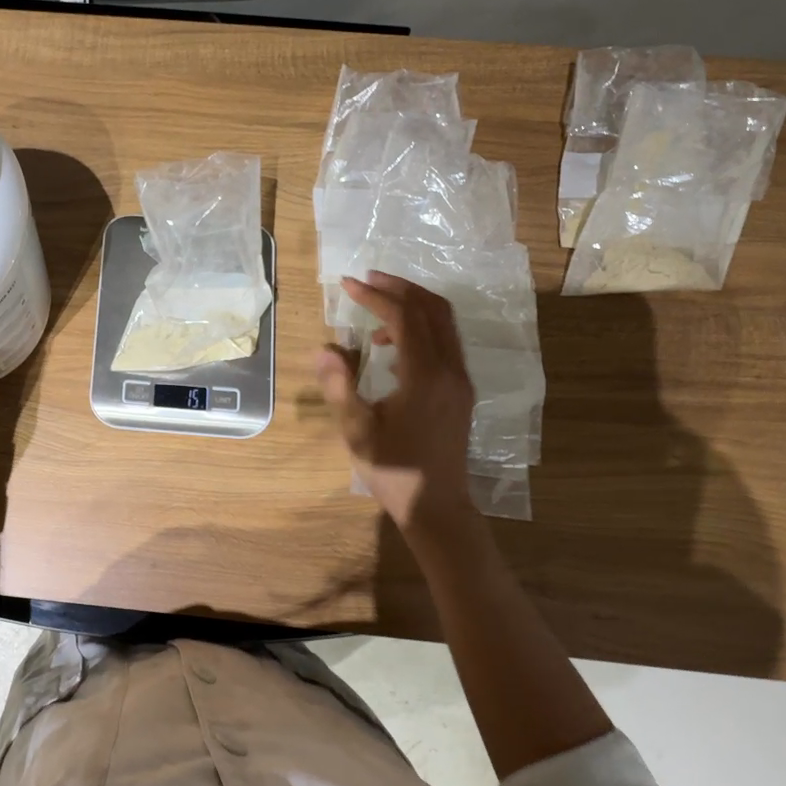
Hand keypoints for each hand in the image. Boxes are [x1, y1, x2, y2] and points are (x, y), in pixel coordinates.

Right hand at [316, 272, 476, 536]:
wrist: (436, 505)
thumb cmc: (393, 470)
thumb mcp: (356, 431)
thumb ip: (339, 386)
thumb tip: (323, 349)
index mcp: (425, 376)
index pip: (403, 318)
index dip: (375, 296)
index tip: (347, 284)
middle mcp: (450, 370)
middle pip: (433, 309)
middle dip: (399, 288)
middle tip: (367, 280)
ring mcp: (460, 379)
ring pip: (444, 323)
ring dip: (412, 306)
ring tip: (375, 309)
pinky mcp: (461, 390)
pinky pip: (445, 342)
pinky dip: (420, 329)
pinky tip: (390, 348)